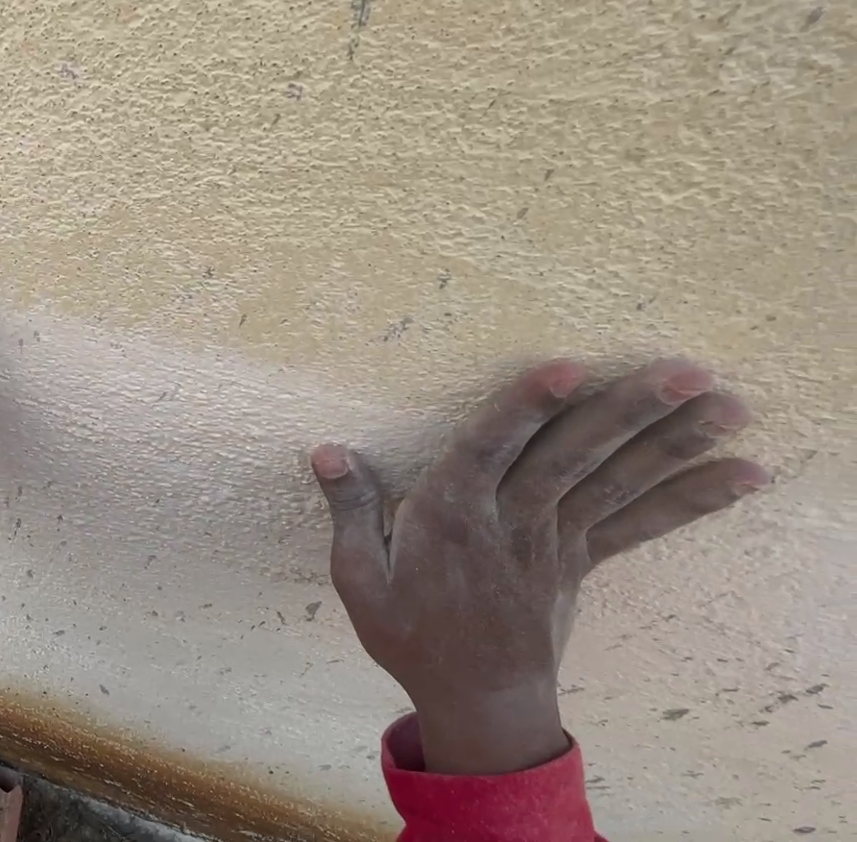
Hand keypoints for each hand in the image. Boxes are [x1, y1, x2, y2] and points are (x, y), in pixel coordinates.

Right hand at [311, 359, 769, 774]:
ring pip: (615, 483)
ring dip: (671, 442)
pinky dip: (692, 498)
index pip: (490, 450)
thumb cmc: (408, 632)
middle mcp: (511, 521)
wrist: (478, 701)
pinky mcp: (580, 562)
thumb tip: (327, 450)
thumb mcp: (357, 574)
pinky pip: (639, 525)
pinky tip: (742, 473)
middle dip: (627, 413)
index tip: (569, 369)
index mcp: (450, 517)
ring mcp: (555, 542)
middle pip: (570, 458)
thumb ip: (348, 509)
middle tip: (684, 372)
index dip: (526, 408)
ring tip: (727, 404)